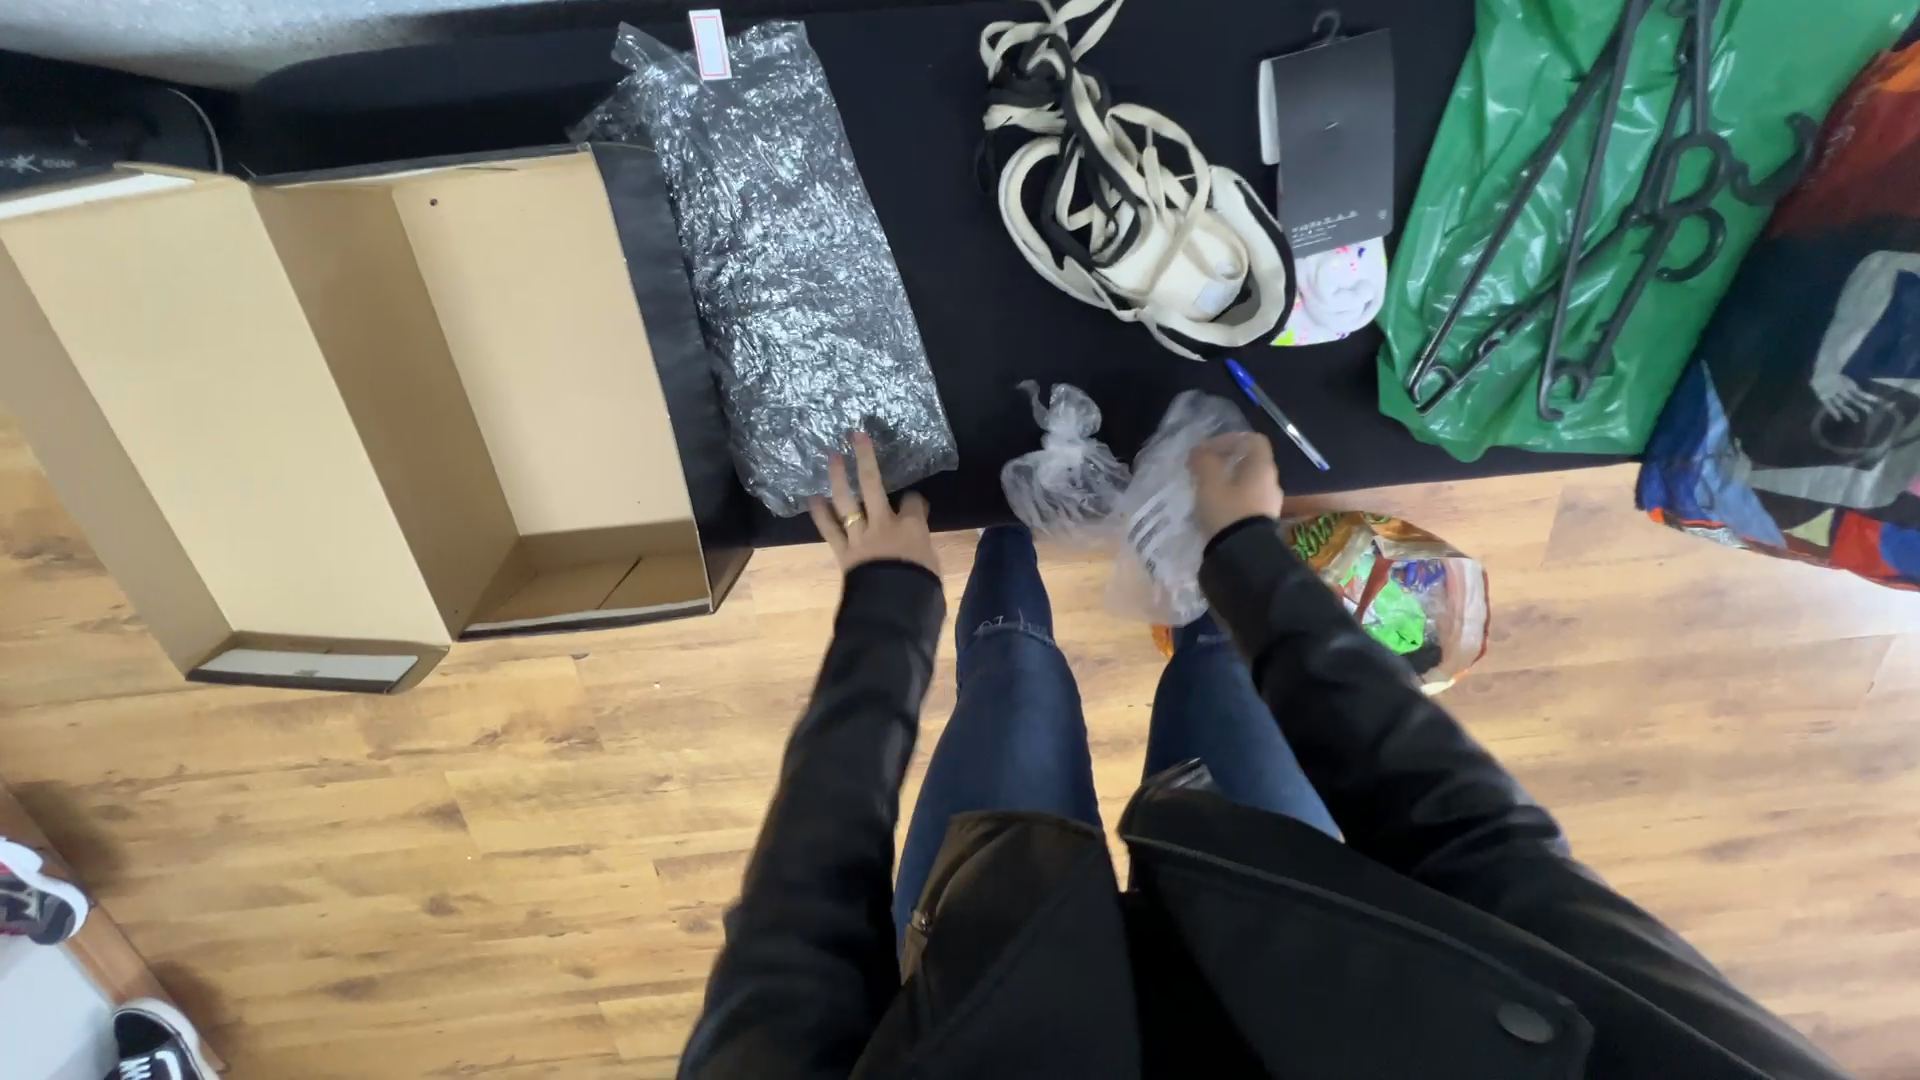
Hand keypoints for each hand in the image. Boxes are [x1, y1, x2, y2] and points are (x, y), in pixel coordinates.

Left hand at [808, 432, 939, 575]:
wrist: (894, 609)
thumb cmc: (921, 588)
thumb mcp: (932, 563)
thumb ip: (922, 547)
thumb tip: (917, 545)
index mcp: (913, 526)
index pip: (913, 502)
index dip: (913, 500)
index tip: (913, 503)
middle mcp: (884, 522)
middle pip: (873, 484)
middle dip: (865, 458)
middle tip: (856, 436)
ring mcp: (860, 535)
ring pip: (847, 500)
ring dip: (838, 477)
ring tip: (832, 456)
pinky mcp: (844, 551)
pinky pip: (830, 528)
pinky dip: (821, 513)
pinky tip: (813, 498)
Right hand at [1189, 432, 1283, 542]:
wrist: (1243, 556)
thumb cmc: (1227, 512)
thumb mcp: (1209, 483)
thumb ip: (1204, 462)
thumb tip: (1199, 451)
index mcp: (1262, 468)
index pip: (1253, 440)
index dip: (1230, 439)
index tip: (1208, 450)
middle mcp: (1270, 483)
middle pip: (1250, 462)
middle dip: (1224, 462)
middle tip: (1202, 470)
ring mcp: (1269, 504)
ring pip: (1247, 483)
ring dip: (1226, 482)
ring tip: (1205, 491)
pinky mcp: (1261, 522)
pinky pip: (1246, 502)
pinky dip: (1230, 499)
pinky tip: (1213, 510)